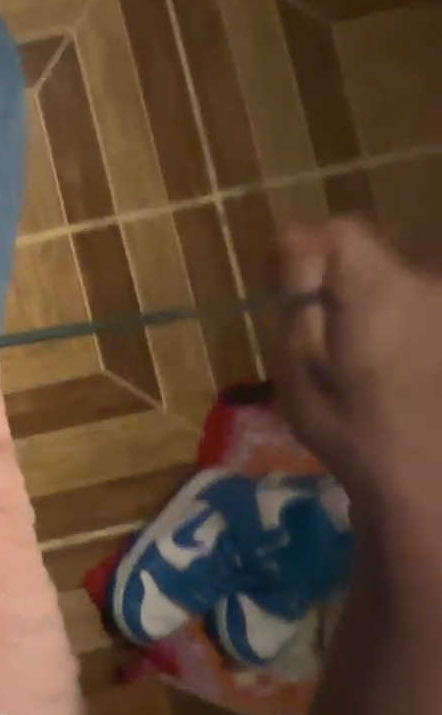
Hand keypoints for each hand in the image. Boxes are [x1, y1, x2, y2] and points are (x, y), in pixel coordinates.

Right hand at [275, 221, 441, 538]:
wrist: (431, 480)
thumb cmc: (346, 425)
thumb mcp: (297, 362)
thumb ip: (300, 297)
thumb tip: (293, 238)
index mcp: (379, 292)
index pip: (340, 233)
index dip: (306, 253)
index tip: (287, 293)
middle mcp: (430, 289)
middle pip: (371, 262)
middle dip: (338, 290)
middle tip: (318, 346)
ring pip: (397, 290)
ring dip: (370, 315)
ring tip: (359, 369)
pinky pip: (420, 315)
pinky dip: (400, 335)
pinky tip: (395, 376)